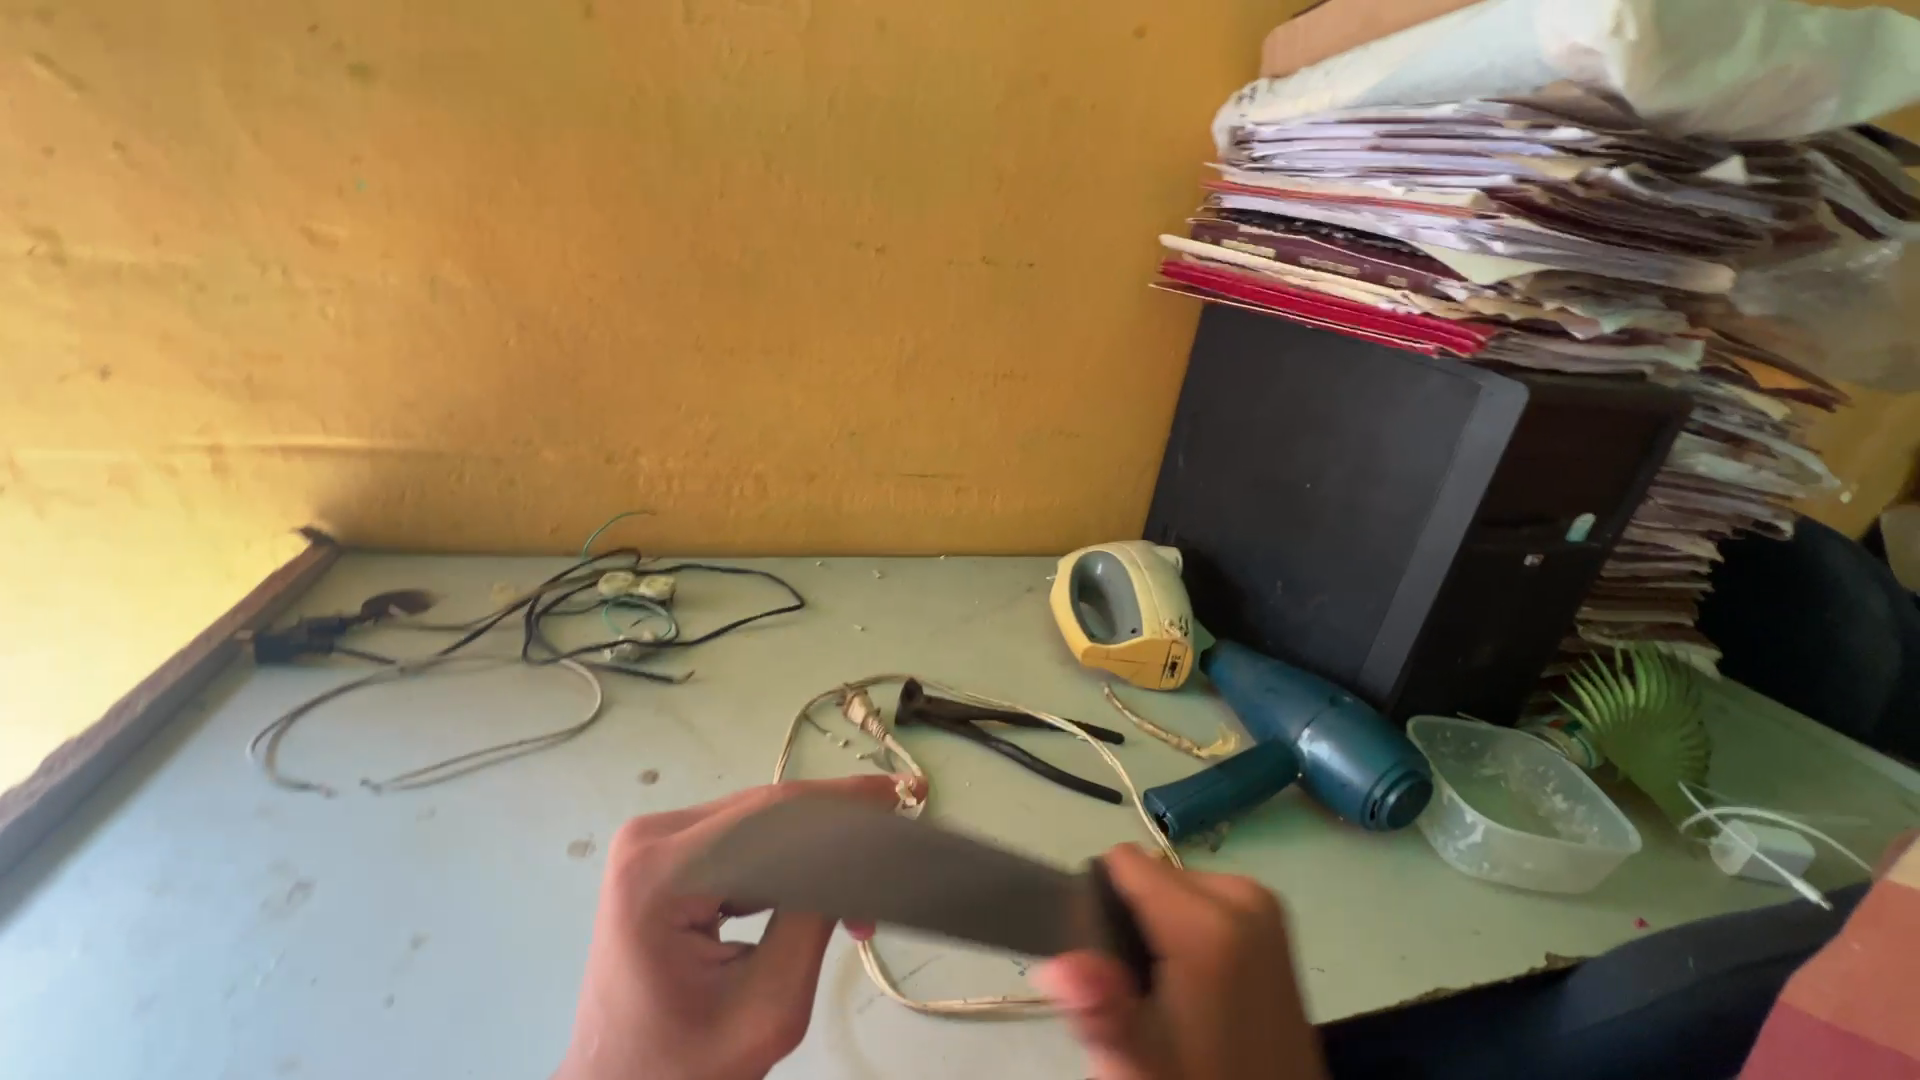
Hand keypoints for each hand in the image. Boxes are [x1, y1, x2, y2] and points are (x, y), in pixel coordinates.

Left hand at [555, 774, 917, 1079]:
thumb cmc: (686, 1069)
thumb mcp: (771, 1005)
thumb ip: (814, 919)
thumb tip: (861, 850)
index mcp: (659, 874)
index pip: (771, 818)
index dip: (843, 806)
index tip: (905, 801)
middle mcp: (649, 840)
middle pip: (767, 813)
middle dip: (837, 831)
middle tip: (898, 847)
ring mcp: (654, 844)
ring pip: (762, 823)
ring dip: (817, 853)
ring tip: (861, 902)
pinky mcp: (666, 857)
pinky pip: (744, 841)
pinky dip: (790, 865)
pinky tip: (823, 899)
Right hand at [1034, 845, 1325, 1079]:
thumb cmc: (1197, 1078)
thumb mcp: (1139, 1063)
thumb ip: (1100, 1010)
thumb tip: (1057, 969)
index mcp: (1208, 921)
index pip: (1121, 862)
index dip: (1101, 908)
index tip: (1110, 964)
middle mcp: (1241, 895)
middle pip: (1149, 875)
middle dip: (1134, 922)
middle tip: (1143, 990)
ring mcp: (1262, 904)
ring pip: (1174, 886)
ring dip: (1161, 928)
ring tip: (1172, 993)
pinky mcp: (1272, 916)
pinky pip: (1203, 898)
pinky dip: (1190, 931)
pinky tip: (1199, 985)